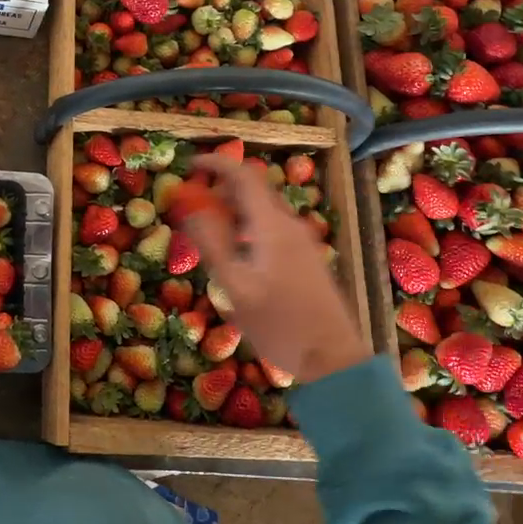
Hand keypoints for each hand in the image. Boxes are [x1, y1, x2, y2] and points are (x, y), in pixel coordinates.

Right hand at [178, 154, 371, 383]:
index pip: (244, 176)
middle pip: (254, 189)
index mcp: (272, 226)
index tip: (189, 163)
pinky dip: (247, 224)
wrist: (333, 360)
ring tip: (205, 223)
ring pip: (262, 209)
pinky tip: (233, 249)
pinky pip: (271, 226)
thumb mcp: (236, 288)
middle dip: (220, 186)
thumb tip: (190, 211)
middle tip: (190, 198)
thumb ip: (212, 245)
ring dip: (233, 207)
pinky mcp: (305, 258)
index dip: (216, 163)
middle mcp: (290, 225)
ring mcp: (302, 241)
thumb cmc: (279, 325)